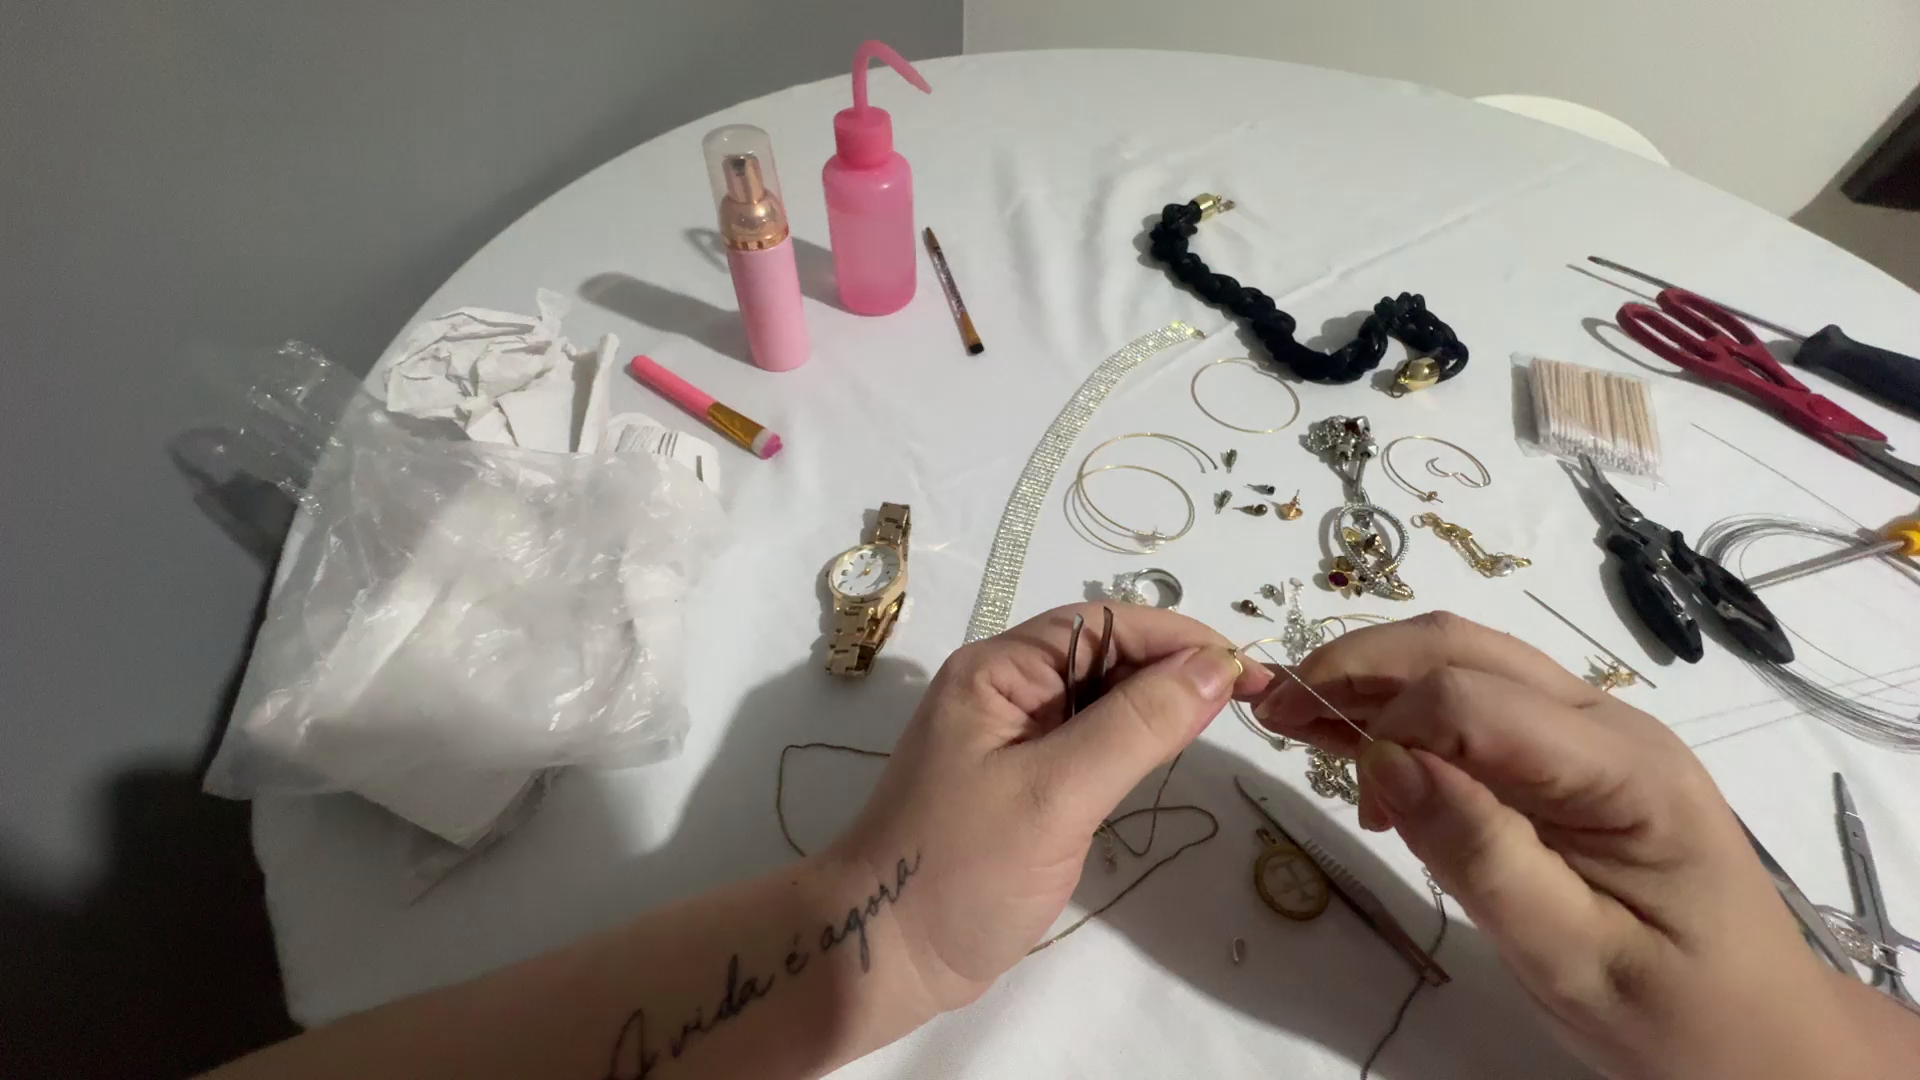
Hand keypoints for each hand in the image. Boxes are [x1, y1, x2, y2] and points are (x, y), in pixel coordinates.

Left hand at [825, 602, 1269, 1019]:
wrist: (885, 953)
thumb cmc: (961, 869)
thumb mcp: (1055, 794)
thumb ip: (1135, 727)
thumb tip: (1213, 667)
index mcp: (997, 669)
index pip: (1100, 626)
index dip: (1176, 638)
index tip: (1244, 667)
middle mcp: (1002, 686)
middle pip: (1100, 653)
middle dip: (1170, 666)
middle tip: (1242, 698)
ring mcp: (1010, 730)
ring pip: (1098, 695)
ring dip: (1154, 701)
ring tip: (1215, 719)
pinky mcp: (1021, 773)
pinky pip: (1086, 736)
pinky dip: (1130, 738)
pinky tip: (1163, 749)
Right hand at [1253, 611, 1918, 1079]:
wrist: (1755, 1032)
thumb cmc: (1671, 1008)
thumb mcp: (1573, 957)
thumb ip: (1481, 854)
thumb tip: (1383, 760)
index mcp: (1621, 768)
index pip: (1474, 702)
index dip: (1392, 730)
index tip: (1360, 799)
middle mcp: (1598, 717)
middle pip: (1452, 648)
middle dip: (1350, 667)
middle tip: (1273, 710)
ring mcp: (1573, 721)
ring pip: (1445, 653)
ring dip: (1357, 674)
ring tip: (1287, 713)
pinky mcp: (1545, 739)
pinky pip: (1452, 691)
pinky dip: (1383, 702)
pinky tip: (1341, 736)